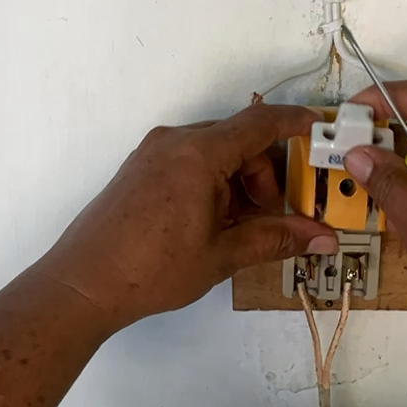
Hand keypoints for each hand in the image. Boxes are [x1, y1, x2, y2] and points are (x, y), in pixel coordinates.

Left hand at [32, 104, 339, 331]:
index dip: (296, 124)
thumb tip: (323, 238)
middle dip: (264, 172)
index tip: (322, 132)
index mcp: (198, 153)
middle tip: (273, 214)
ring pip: (213, 151)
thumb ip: (276, 238)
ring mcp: (153, 153)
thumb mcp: (222, 255)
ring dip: (238, 179)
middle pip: (238, 139)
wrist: (83, 283)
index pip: (259, 123)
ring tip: (239, 226)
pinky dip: (212, 181)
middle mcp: (174, 141)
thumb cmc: (151, 269)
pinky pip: (189, 160)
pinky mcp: (140, 168)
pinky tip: (212, 221)